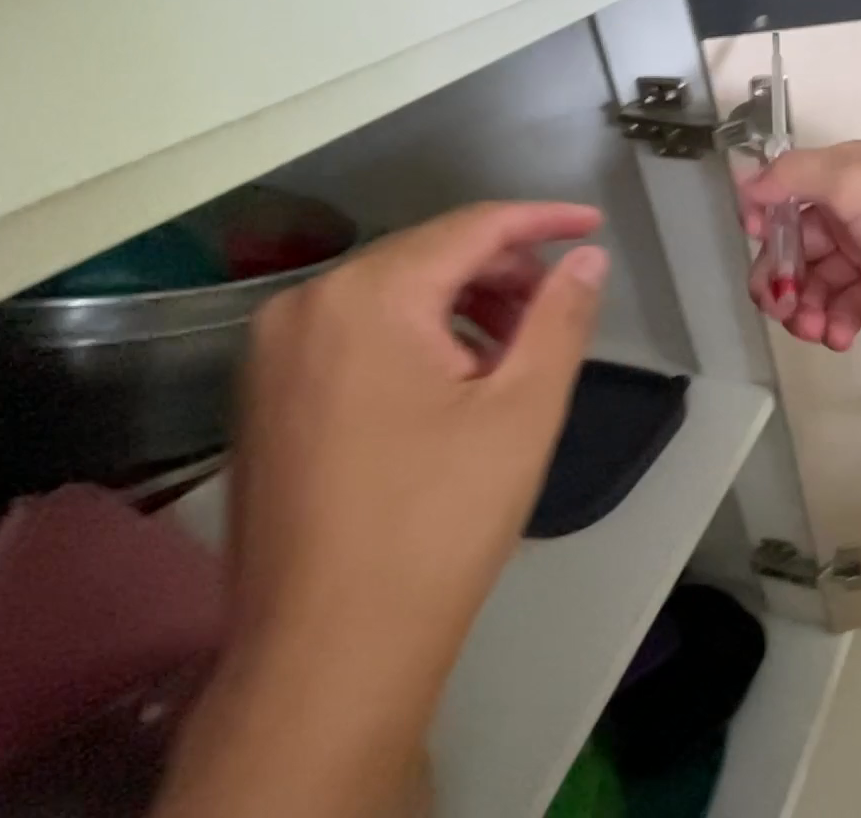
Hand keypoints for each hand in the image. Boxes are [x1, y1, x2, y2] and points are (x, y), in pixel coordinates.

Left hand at [228, 202, 604, 675]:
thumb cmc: (444, 515)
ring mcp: (271, 355)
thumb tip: (587, 259)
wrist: (335, 640)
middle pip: (424, 257)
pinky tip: (458, 383)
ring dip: (464, 306)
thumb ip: (561, 317)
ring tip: (517, 352)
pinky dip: (419, 337)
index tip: (594, 224)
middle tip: (561, 306)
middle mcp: (302, 308)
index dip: (540, 220)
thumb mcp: (524, 407)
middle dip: (502, 271)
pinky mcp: (266, 398)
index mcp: (367, 298)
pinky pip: (356, 334)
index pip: (468, 229)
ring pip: (390, 296)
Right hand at [739, 142, 860, 351]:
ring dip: (808, 308)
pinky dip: (839, 322)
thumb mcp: (859, 183)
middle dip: (782, 276)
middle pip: (801, 242)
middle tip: (779, 308)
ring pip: (823, 281)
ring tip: (814, 330)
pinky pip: (852, 306)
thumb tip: (746, 182)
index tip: (754, 242)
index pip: (790, 190)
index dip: (765, 216)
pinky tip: (840, 338)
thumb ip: (796, 176)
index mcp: (853, 173)